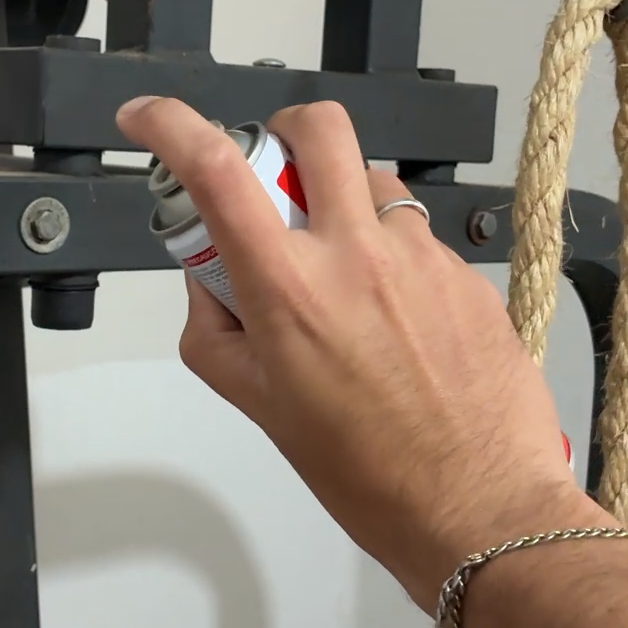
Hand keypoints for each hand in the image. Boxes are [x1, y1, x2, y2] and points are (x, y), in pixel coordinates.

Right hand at [117, 97, 606, 611]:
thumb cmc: (366, 472)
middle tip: (278, 183)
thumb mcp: (258, 404)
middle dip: (284, 133)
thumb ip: (213, 330)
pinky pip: (415, 233)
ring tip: (345, 277)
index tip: (148, 117)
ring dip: (343, 205)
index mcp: (290, 290)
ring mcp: (422, 256)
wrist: (479, 510)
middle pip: (317, 128)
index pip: (217, 173)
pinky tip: (394, 317)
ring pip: (373, 181)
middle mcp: (357, 254)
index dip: (170, 126)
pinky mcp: (467, 272)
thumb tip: (212, 281)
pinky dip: (388, 254)